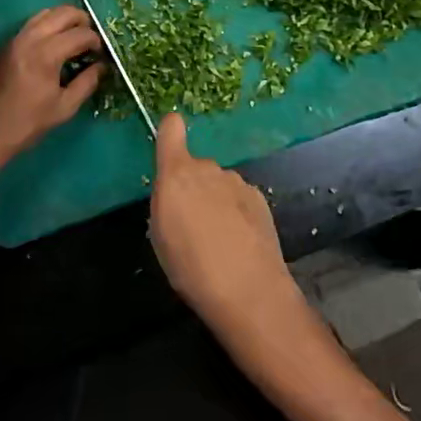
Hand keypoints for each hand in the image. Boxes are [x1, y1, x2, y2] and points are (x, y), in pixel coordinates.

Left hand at [0, 6, 103, 171]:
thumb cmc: (25, 124)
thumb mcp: (63, 108)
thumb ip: (87, 83)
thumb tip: (102, 66)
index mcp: (46, 53)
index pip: (81, 34)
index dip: (96, 41)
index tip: (102, 54)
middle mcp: (31, 37)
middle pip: (64, 12)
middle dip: (83, 22)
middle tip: (92, 40)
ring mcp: (16, 37)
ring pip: (47, 13)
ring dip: (65, 20)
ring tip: (75, 39)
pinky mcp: (7, 43)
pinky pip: (33, 22)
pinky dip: (49, 24)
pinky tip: (55, 43)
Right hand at [149, 113, 299, 331]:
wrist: (248, 290)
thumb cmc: (191, 267)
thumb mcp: (160, 236)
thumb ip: (165, 202)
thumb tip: (176, 193)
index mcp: (177, 174)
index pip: (171, 130)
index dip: (170, 130)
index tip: (170, 135)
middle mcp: (208, 168)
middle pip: (196, 168)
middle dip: (193, 188)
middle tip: (192, 226)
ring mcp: (237, 181)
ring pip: (219, 184)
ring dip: (216, 202)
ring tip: (218, 242)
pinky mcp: (259, 197)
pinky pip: (239, 198)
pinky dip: (236, 213)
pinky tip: (240, 243)